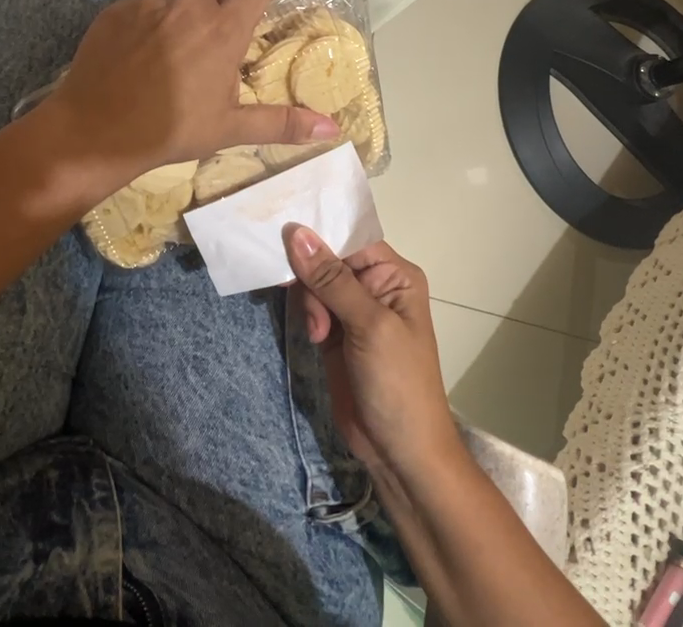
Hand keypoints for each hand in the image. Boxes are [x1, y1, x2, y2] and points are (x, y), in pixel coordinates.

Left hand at [42, 0, 339, 181]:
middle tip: (211, 37)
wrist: (95, 131)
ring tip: (167, 53)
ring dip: (178, 13)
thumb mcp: (229, 129)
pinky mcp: (115, 11)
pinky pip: (138, 5)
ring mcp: (148, 6)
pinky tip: (134, 56)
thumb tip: (333, 129)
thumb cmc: (170, 131)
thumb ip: (282, 123)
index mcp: (224, 30)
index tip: (254, 7)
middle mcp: (188, 8)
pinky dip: (143, 23)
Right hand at [285, 226, 458, 473]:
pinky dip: (305, 316)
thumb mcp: (368, 325)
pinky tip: (313, 337)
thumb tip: (296, 232)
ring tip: (318, 334)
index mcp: (395, 275)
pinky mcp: (334, 332)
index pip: (351, 237)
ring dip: (308, 304)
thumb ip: (330, 278)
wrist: (399, 449)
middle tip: (316, 314)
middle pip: (326, 258)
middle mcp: (374, 285)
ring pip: (313, 283)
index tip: (284, 236)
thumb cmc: (397, 383)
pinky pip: (309, 306)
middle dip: (311, 279)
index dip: (319, 236)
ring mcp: (352, 310)